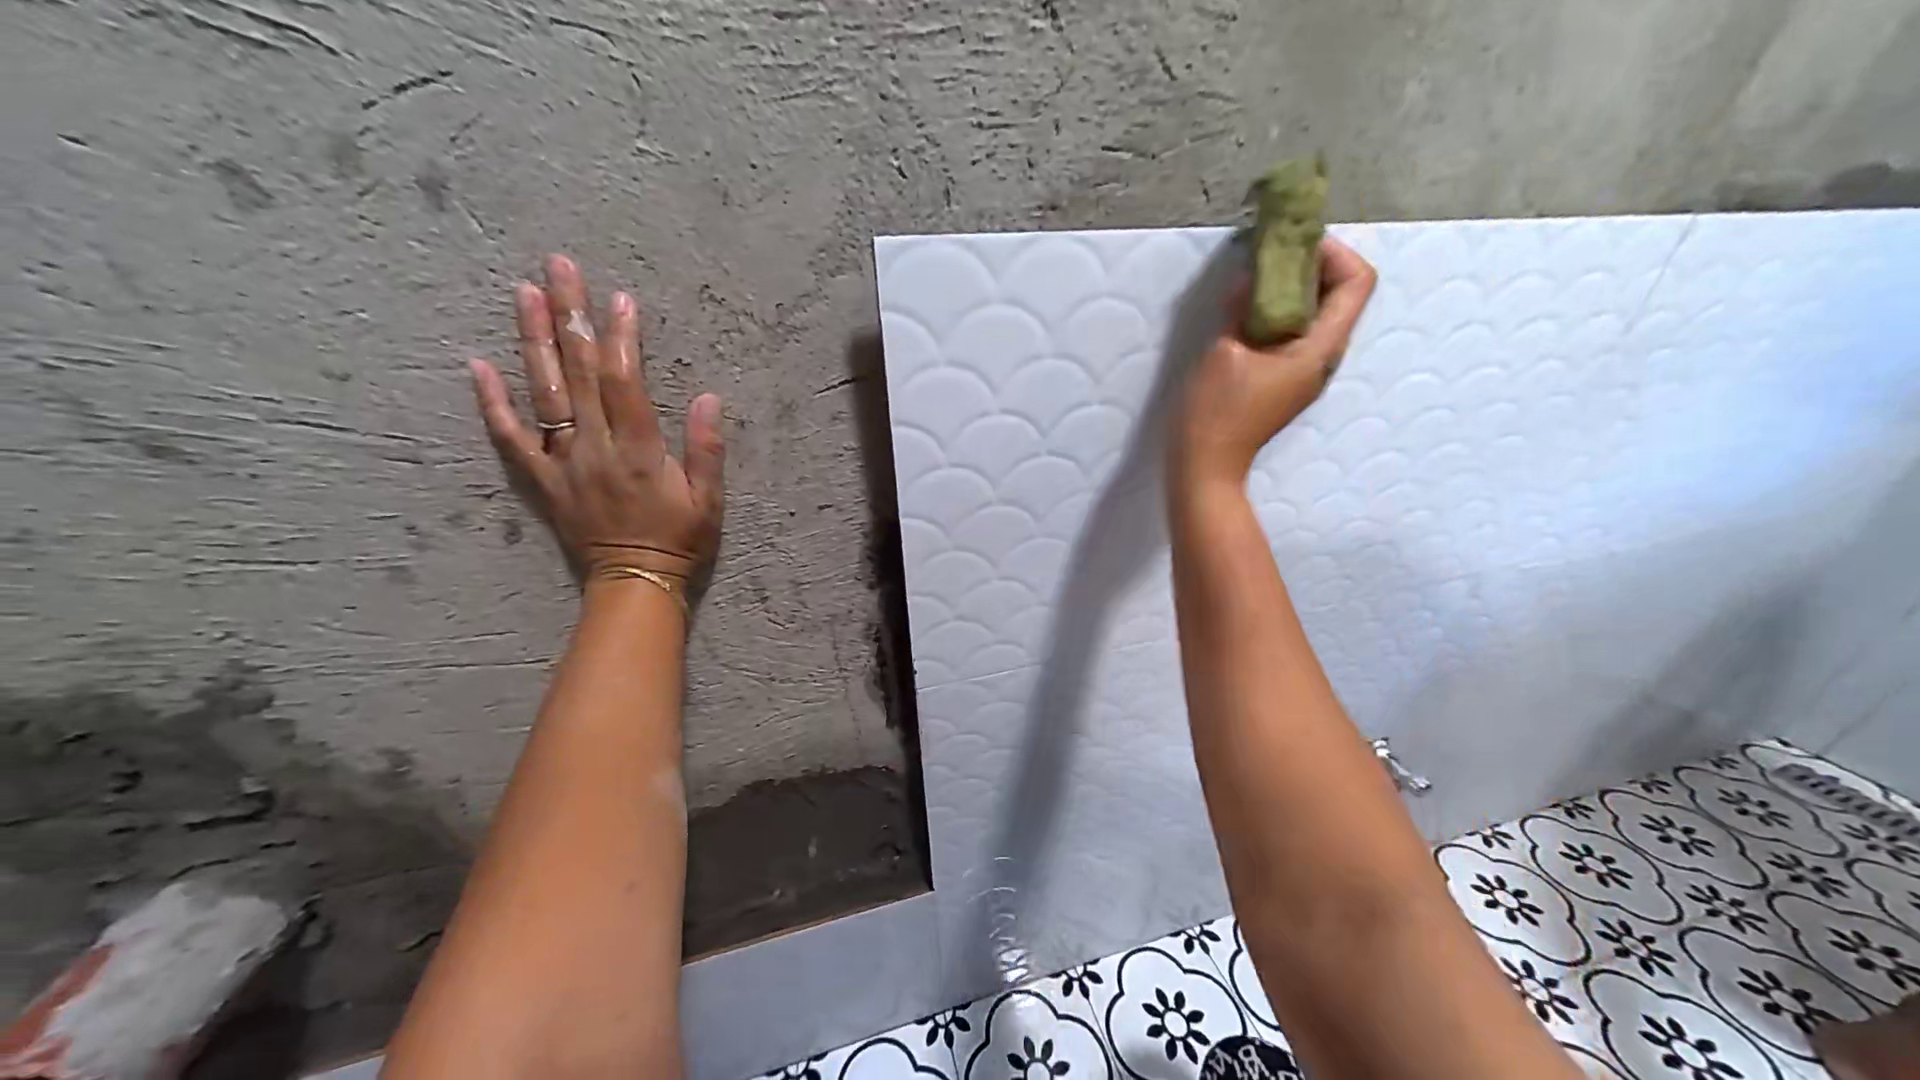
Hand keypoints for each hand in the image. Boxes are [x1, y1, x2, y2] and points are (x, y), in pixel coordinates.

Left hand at [469, 254, 723, 595]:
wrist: (635, 583)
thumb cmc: (681, 540)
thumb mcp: (710, 501)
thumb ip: (707, 449)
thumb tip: (710, 397)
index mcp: (640, 452)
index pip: (625, 383)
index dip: (621, 338)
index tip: (620, 298)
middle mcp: (596, 449)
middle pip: (580, 373)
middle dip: (572, 317)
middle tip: (560, 267)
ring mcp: (564, 463)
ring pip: (545, 394)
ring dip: (534, 341)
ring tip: (524, 293)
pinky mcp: (543, 479)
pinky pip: (511, 438)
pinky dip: (493, 402)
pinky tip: (479, 364)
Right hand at [1171, 236, 1375, 489]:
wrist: (1207, 466)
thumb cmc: (1216, 412)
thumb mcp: (1224, 352)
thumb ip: (1243, 309)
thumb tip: (1252, 277)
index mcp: (1318, 350)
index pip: (1356, 283)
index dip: (1334, 253)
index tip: (1293, 245)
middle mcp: (1324, 359)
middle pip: (1341, 296)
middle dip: (1312, 267)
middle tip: (1272, 255)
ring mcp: (1306, 374)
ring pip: (1319, 316)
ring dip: (1295, 291)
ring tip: (1258, 280)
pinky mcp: (1287, 382)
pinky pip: (1298, 336)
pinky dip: (1281, 315)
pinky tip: (1250, 314)